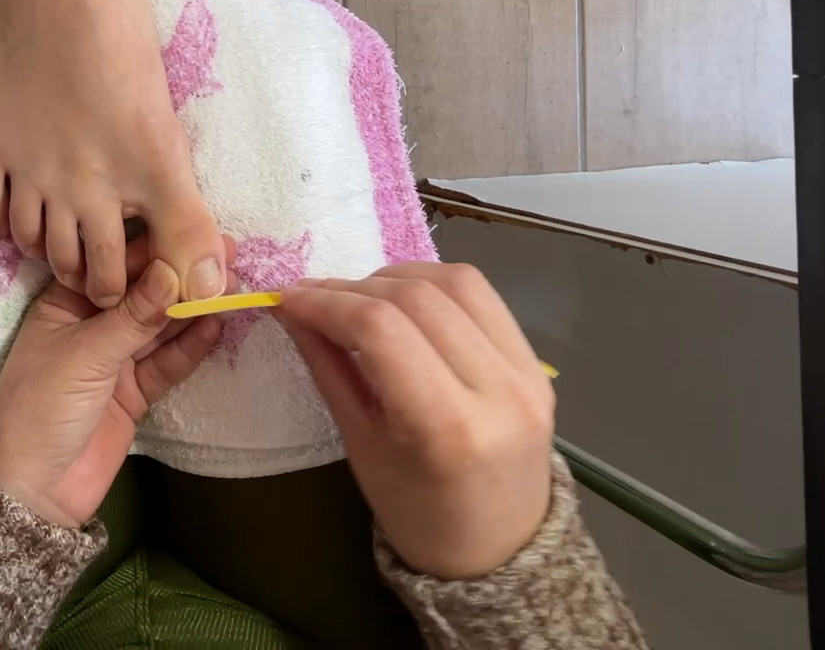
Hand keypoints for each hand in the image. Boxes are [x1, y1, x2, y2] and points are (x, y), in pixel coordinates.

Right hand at [0, 0, 225, 308]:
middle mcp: (92, 181)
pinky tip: (26, 216)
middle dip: (109, 284)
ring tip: (69, 247)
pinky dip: (14, 229)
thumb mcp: (162, 96)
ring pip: (45, 251)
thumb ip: (173, 174)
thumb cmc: (121, 14)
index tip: (168, 278)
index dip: (177, 284)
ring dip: (60, 259)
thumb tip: (196, 240)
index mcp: (152, 164)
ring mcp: (34, 168)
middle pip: (98, 272)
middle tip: (112, 269)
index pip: (178, 259)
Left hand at [0, 237, 235, 526]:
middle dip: (182, 276)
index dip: (155, 250)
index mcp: (66, 302)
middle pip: (144, 293)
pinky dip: (190, 346)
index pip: (115, 266)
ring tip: (232, 285)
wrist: (33, 491)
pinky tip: (216, 326)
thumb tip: (174, 271)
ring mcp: (116, 357)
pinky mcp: (135, 391)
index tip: (194, 232)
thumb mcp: (87, 353)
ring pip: (160, 326)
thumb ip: (134, 316)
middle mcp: (93, 322)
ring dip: (193, 308)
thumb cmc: (43, 406)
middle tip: (227, 255)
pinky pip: (167, 362)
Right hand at [278, 263, 555, 579]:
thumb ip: (326, 363)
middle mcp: (498, 391)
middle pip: (414, 298)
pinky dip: (430, 281)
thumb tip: (289, 306)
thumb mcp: (358, 441)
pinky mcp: (535, 360)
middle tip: (313, 298)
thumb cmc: (415, 508)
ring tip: (359, 297)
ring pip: (452, 282)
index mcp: (448, 428)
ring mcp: (528, 372)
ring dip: (391, 276)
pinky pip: (479, 293)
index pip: (381, 330)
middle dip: (350, 288)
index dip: (327, 302)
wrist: (498, 549)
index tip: (289, 298)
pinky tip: (402, 297)